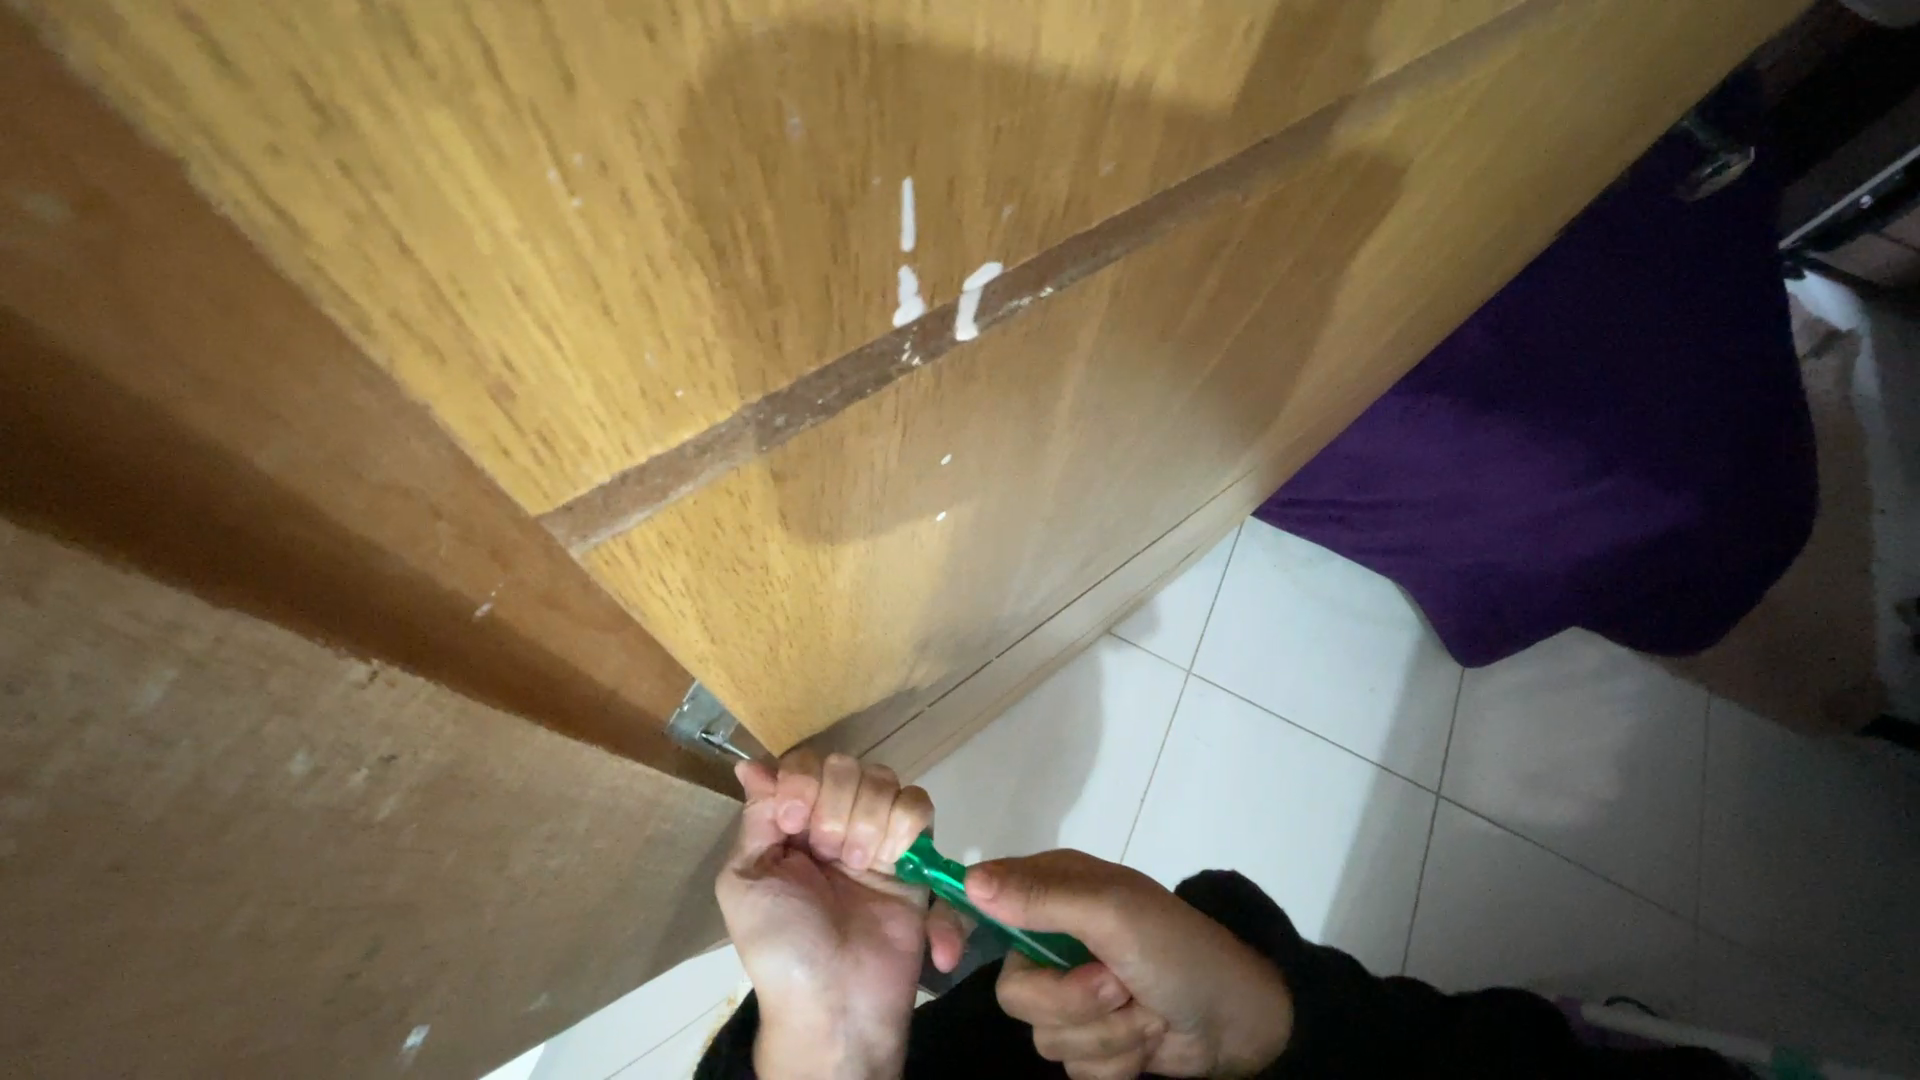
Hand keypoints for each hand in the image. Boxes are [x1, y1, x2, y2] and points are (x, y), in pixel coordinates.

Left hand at [715, 751, 967, 1079]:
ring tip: (860, 866)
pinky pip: (920, 808)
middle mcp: (835, 819)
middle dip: (836, 807)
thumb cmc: (781, 945)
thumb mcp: (744, 881)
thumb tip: (750, 763)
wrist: (837, 1003)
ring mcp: (877, 834)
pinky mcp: (915, 855)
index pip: (805, 763)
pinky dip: (908, 832)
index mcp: (793, 823)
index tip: (795, 819)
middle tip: (828, 855)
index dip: (804, 780)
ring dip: (869, 822)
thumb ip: (756, 818)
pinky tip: (893, 868)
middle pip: (847, 766)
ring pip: (886, 781)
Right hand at [968, 850, 1293, 1079]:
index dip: (951, 924)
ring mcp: (1071, 992)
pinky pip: (1074, 1066)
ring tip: (1144, 1006)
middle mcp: (1051, 939)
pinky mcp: (1091, 1039)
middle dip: (1071, 1000)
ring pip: (1044, 1034)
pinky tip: (1147, 1037)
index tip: (945, 956)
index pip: (978, 899)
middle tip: (1117, 983)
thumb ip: (1041, 897)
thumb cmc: (1176, 947)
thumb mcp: (1112, 911)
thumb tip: (970, 881)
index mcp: (1052, 891)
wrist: (1240, 1017)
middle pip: (1013, 989)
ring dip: (1104, 1031)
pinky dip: (1117, 1058)